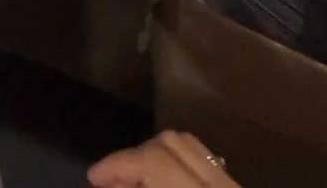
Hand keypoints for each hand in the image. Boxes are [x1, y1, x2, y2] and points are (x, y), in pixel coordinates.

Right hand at [88, 130, 239, 187]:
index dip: (117, 164)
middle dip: (134, 157)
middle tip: (109, 182)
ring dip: (154, 155)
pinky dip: (176, 164)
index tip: (93, 177)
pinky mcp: (234, 185)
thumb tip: (109, 184)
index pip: (153, 161)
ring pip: (188, 145)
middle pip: (171, 143)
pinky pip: (202, 160)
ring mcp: (230, 182)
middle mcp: (218, 180)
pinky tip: (161, 182)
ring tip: (132, 180)